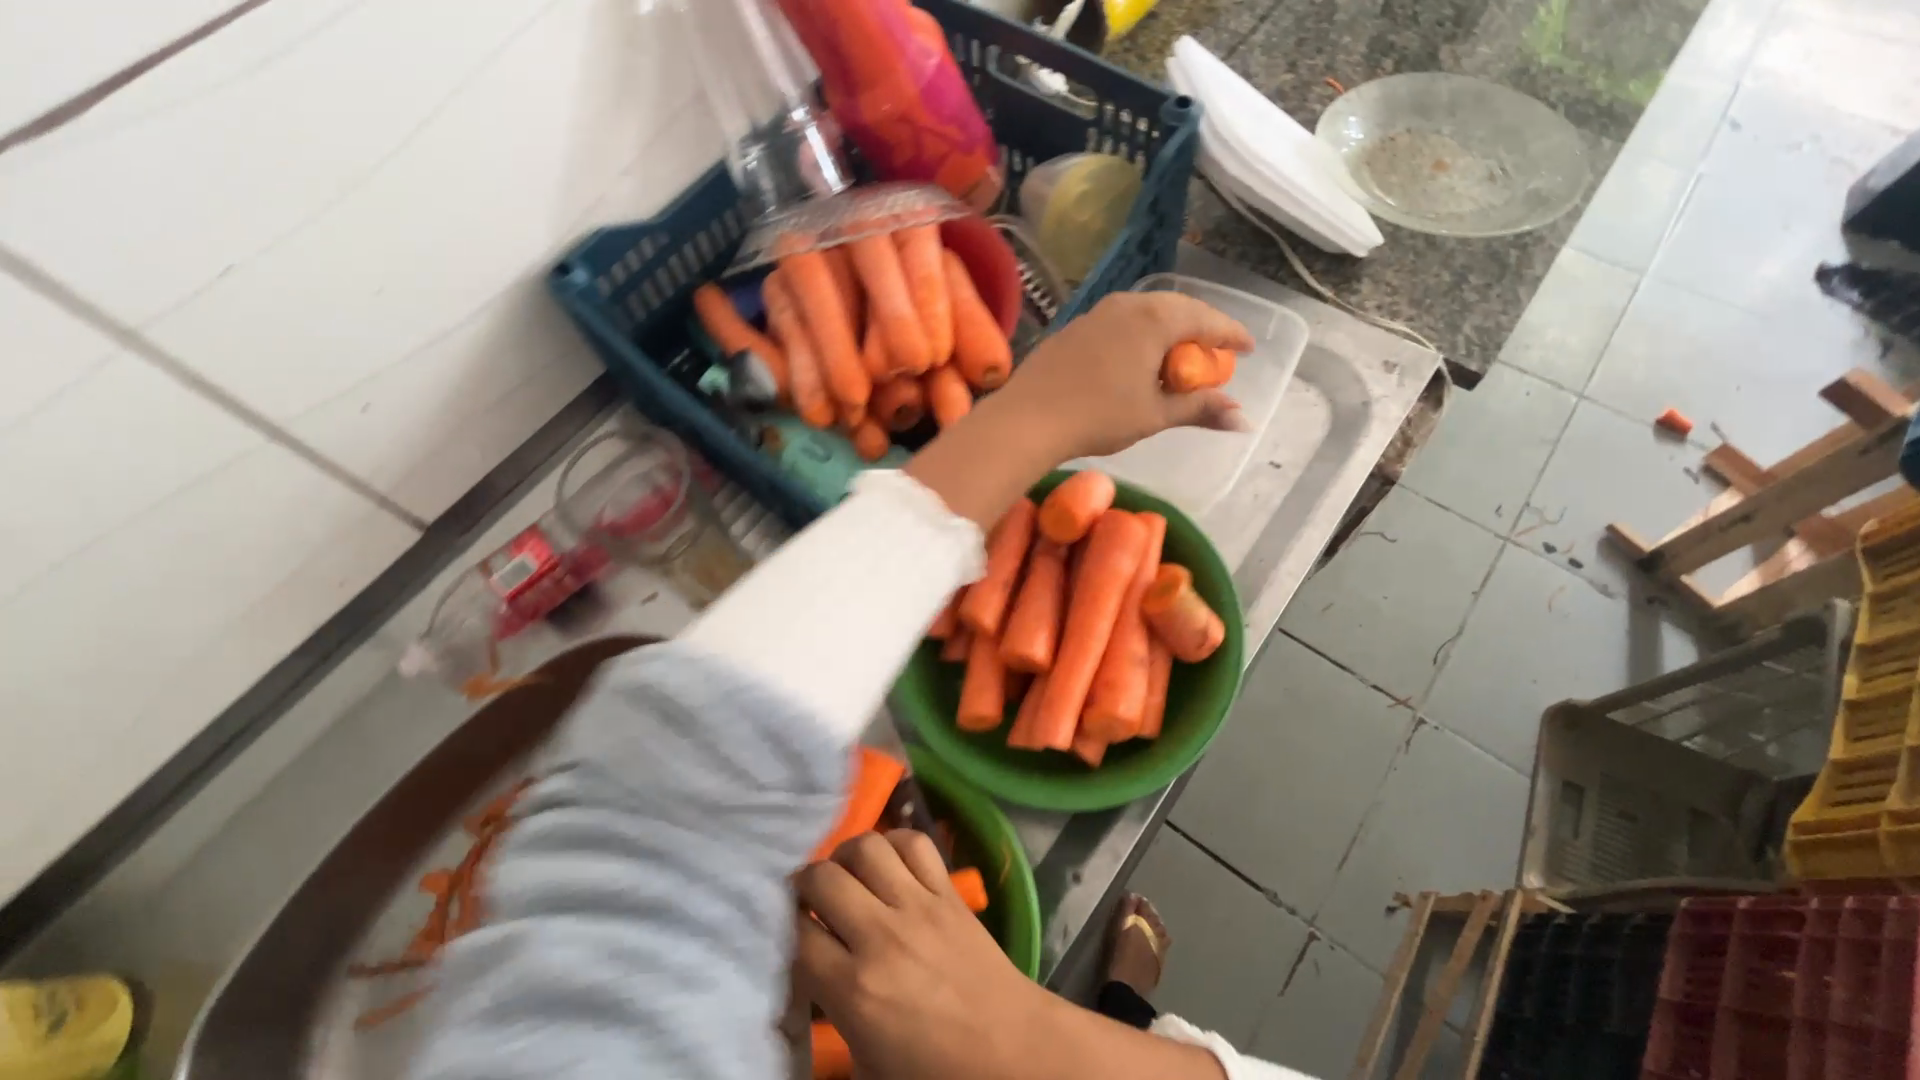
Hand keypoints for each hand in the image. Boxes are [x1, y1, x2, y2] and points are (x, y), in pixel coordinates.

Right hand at [794, 832, 1065, 1079]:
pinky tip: (888, 861)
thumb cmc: (933, 1069)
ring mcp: (919, 907)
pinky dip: (894, 842)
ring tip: (846, 872)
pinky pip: (915, 843)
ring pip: (867, 848)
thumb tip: (811, 971)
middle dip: (806, 883)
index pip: (797, 933)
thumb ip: (832, 1010)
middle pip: (824, 878)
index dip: (786, 925)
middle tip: (810, 897)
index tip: (790, 929)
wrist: (1009, 1051)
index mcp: (854, 990)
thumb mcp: (864, 1060)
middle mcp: (882, 936)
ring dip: (846, 855)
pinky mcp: (950, 893)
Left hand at [903, 292, 1254, 530]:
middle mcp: (1129, 304)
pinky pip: (1121, 323)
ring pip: (1146, 313)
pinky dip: (1140, 337)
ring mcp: (1098, 312)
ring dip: (1168, 332)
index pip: (1207, 319)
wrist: (1028, 418)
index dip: (1231, 335)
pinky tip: (1137, 360)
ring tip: (1178, 358)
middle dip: (1201, 330)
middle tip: (1215, 355)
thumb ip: (1200, 409)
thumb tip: (1243, 419)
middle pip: (1178, 309)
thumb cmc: (1098, 416)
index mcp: (1156, 318)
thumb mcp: (1155, 415)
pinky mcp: (1076, 326)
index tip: (1248, 349)